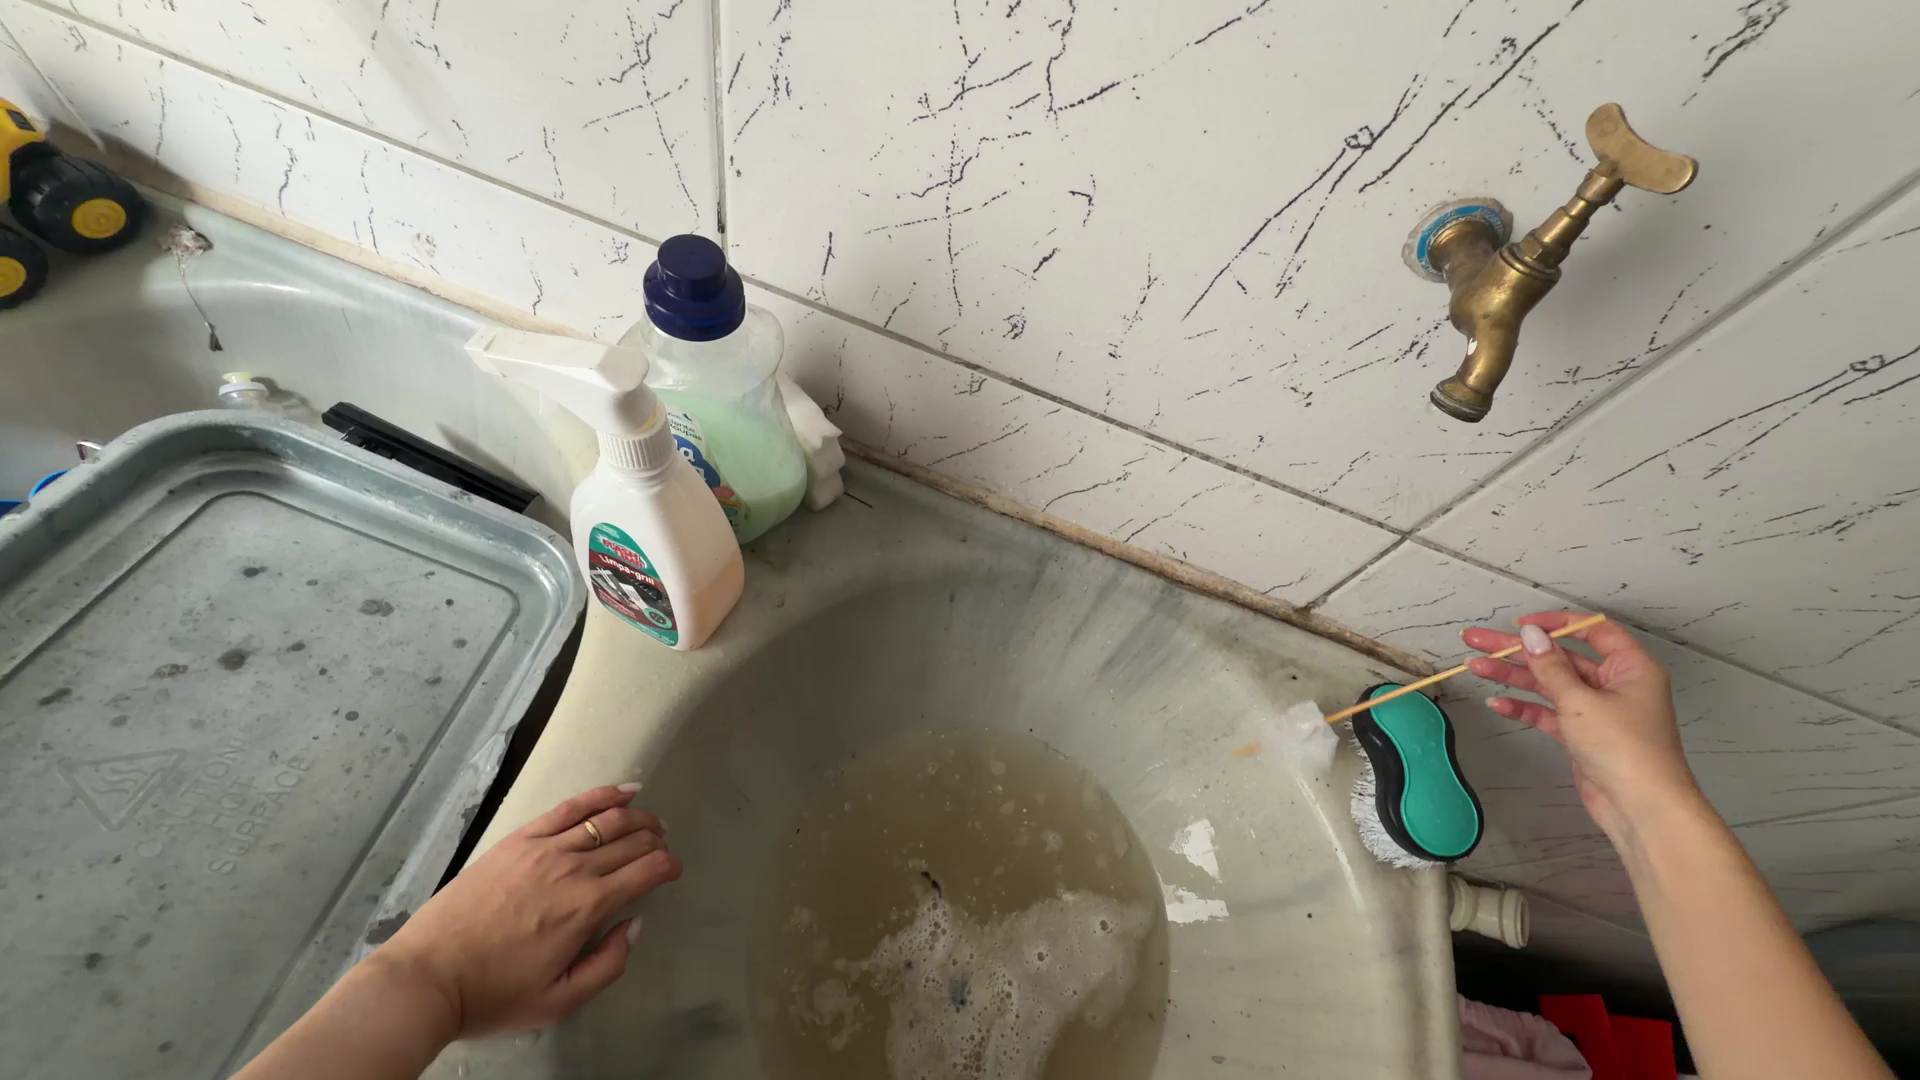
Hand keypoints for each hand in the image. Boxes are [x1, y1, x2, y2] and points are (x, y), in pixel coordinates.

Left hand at [371, 784, 682, 1037]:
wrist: (426, 979)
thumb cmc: (493, 995)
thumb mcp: (559, 1002)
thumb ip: (609, 964)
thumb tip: (634, 923)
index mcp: (589, 907)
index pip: (648, 870)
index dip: (670, 866)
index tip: (673, 872)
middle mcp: (575, 869)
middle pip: (634, 840)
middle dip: (657, 842)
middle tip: (662, 849)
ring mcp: (547, 847)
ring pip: (609, 818)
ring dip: (640, 817)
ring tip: (652, 822)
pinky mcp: (522, 838)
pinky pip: (571, 807)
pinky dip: (604, 794)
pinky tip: (626, 791)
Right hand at [1462, 612, 1700, 839]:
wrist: (1641, 807)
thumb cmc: (1623, 747)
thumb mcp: (1581, 700)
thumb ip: (1550, 666)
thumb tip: (1530, 634)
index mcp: (1629, 669)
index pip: (1593, 631)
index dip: (1557, 623)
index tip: (1520, 625)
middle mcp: (1613, 684)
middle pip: (1559, 657)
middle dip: (1516, 649)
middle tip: (1476, 639)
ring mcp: (1595, 710)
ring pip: (1547, 683)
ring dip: (1512, 676)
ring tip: (1474, 666)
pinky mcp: (1580, 733)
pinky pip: (1546, 711)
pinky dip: (1523, 707)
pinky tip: (1497, 704)